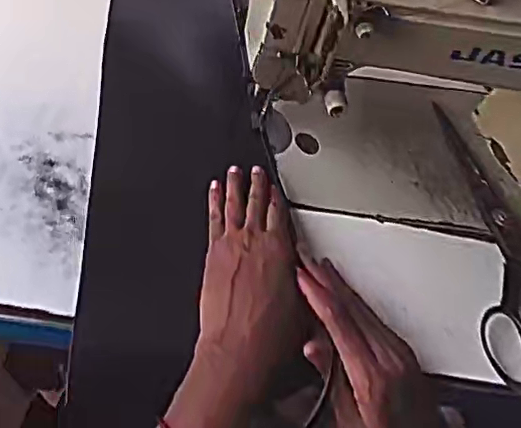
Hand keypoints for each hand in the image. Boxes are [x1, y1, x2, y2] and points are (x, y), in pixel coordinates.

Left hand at [164, 166, 302, 427]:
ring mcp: (232, 243)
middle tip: (257, 171)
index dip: (278, 197)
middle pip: (257, 203)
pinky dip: (214, 201)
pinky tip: (214, 191)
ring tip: (234, 171)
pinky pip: (214, 218)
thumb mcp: (302, 309)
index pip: (280, 214)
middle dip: (258, 184)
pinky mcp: (213, 252)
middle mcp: (255, 240)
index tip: (276, 187)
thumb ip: (304, 283)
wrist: (236, 350)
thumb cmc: (269, 338)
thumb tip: (307, 273)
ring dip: (235, 185)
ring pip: (234, 204)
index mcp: (280, 251)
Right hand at [298, 256, 441, 427]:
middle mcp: (390, 358)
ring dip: (340, 284)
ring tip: (321, 267)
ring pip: (364, 307)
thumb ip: (332, 380)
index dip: (317, 293)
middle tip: (306, 257)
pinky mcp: (406, 352)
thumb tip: (312, 345)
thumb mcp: (350, 420)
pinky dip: (356, 299)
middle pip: (352, 306)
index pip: (338, 320)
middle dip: (326, 279)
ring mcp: (401, 353)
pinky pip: (375, 316)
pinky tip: (346, 292)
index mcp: (372, 376)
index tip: (301, 275)